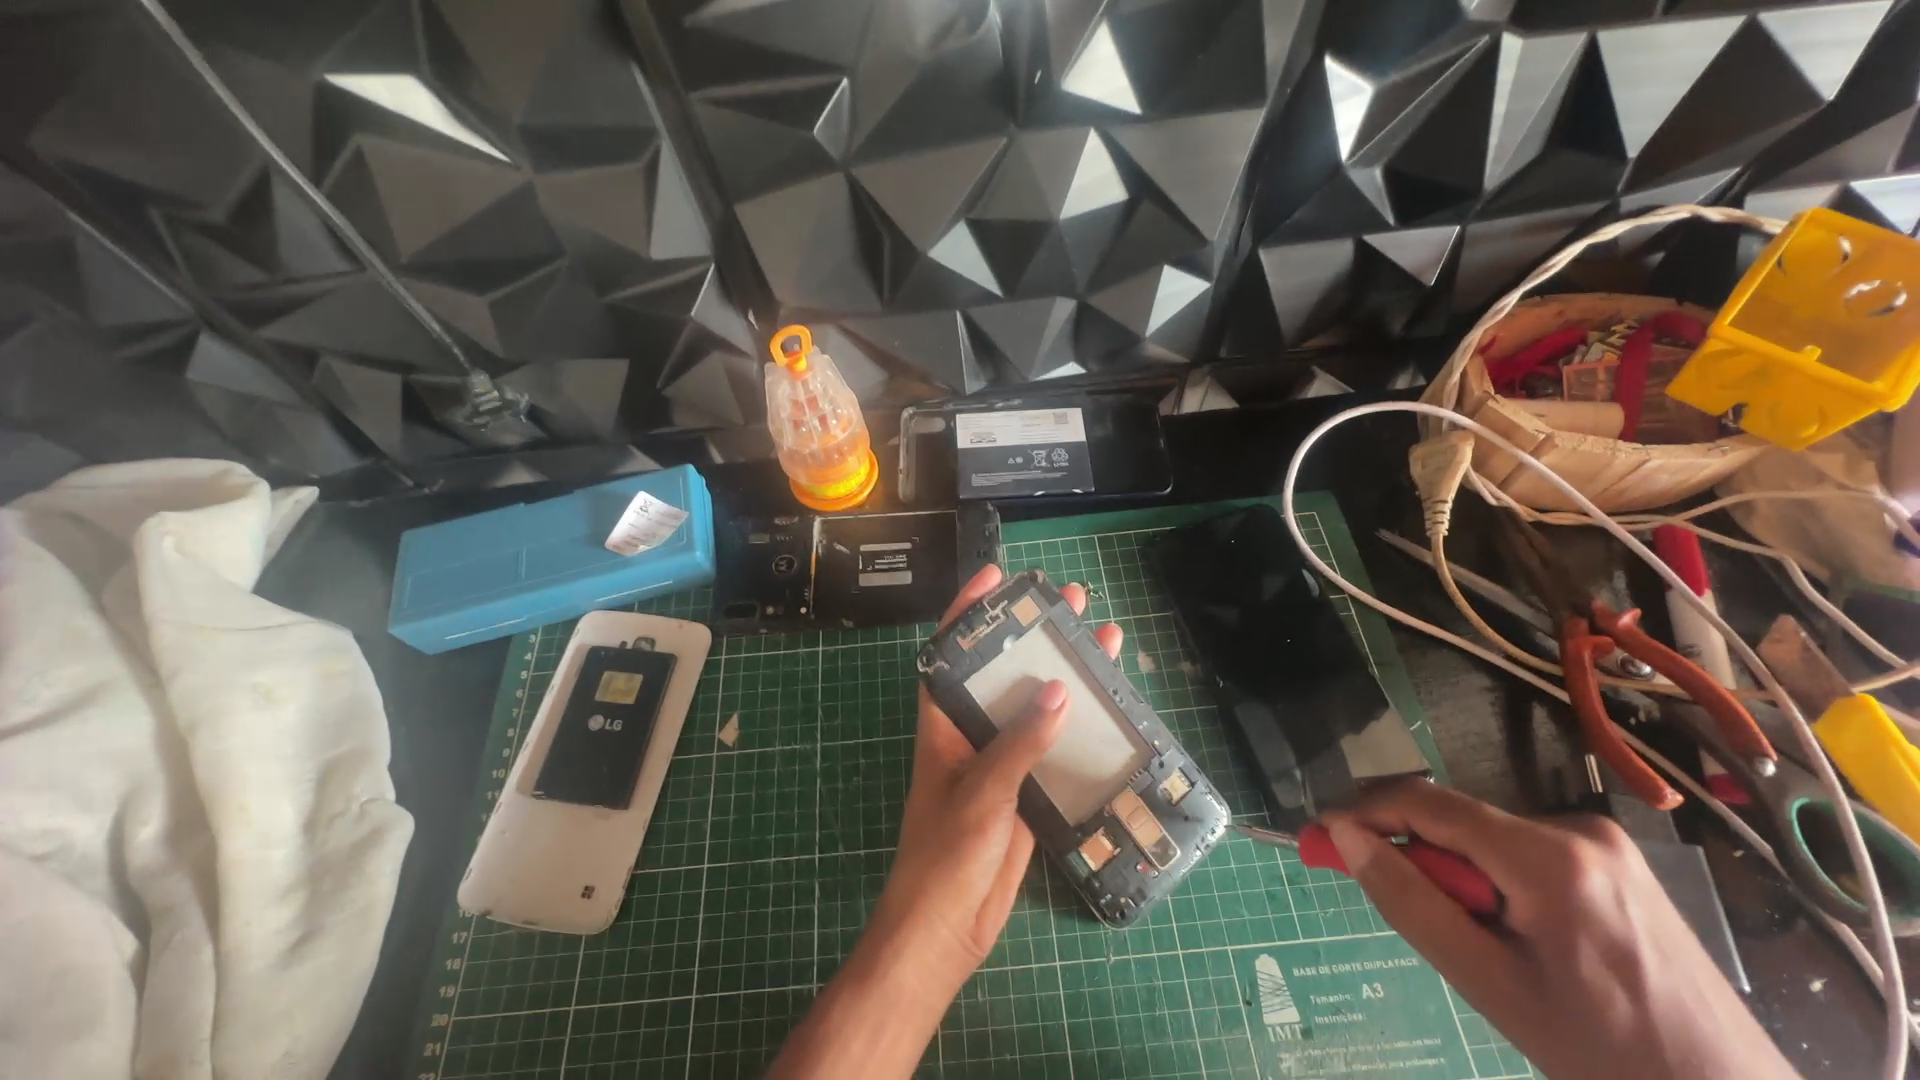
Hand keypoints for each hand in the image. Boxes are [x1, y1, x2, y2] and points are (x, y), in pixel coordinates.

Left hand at [869, 563, 1122, 983]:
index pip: (951, 654)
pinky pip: (1057, 752)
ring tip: (1104, 638)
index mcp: (944, 726)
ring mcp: (1003, 764)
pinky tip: (1113, 710)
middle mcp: (973, 736)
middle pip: (1006, 673)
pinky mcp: (1029, 793)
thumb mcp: (980, 792)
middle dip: (1035, 635)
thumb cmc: (944, 854)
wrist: (947, 927)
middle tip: (1072, 601)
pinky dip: (1083, 731)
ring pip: (1038, 710)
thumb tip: (1063, 692)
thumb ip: (1018, 744)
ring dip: (1068, 678)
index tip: (998, 576)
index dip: (969, 612)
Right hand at [1322, 779, 1795, 1079]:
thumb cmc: (1601, 1052)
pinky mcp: (1616, 861)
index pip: (1429, 803)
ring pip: (1489, 838)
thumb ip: (1409, 901)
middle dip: (1417, 856)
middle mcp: (1579, 828)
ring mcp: (1604, 842)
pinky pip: (1524, 851)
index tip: (1319, 836)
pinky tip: (1515, 934)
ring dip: (1459, 875)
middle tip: (1399, 908)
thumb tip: (1344, 837)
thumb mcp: (1488, 983)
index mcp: (1550, 856)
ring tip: (1479, 942)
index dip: (1364, 813)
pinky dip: (1496, 880)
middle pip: (1459, 821)